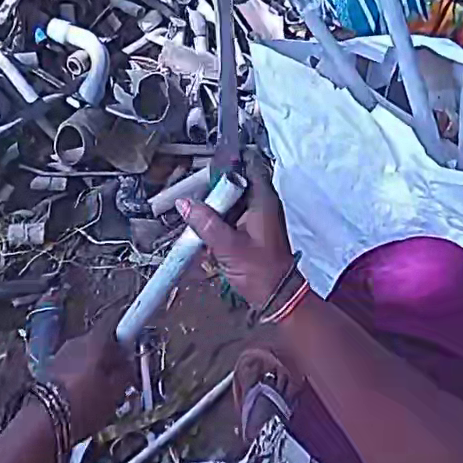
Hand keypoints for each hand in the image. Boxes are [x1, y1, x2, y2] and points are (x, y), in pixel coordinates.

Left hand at [39, 317, 133, 438]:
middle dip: (109, 357)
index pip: (116, 326)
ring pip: (84, 355)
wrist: (43, 424)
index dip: (126, 339)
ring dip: (93, 368)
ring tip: (99, 393)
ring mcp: (60, 354)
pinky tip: (81, 398)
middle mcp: (77, 341)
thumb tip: (128, 364)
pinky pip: (70, 367)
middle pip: (99, 342)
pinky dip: (78, 377)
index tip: (130, 356)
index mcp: (96, 340)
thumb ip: (125, 373)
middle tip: (118, 379)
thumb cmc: (84, 404)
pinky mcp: (48, 370)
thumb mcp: (114, 393)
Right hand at [178, 159, 296, 309]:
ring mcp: (258, 217)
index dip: (227, 164)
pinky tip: (208, 238)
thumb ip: (205, 223)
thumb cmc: (261, 272)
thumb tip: (185, 204)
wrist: (278, 298)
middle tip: (194, 203)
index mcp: (263, 200)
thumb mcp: (228, 246)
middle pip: (234, 185)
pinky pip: (232, 218)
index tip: (206, 170)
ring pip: (230, 203)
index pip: (248, 166)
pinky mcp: (252, 230)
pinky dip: (219, 225)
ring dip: (214, 212)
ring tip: (198, 222)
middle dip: (213, 194)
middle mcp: (263, 203)